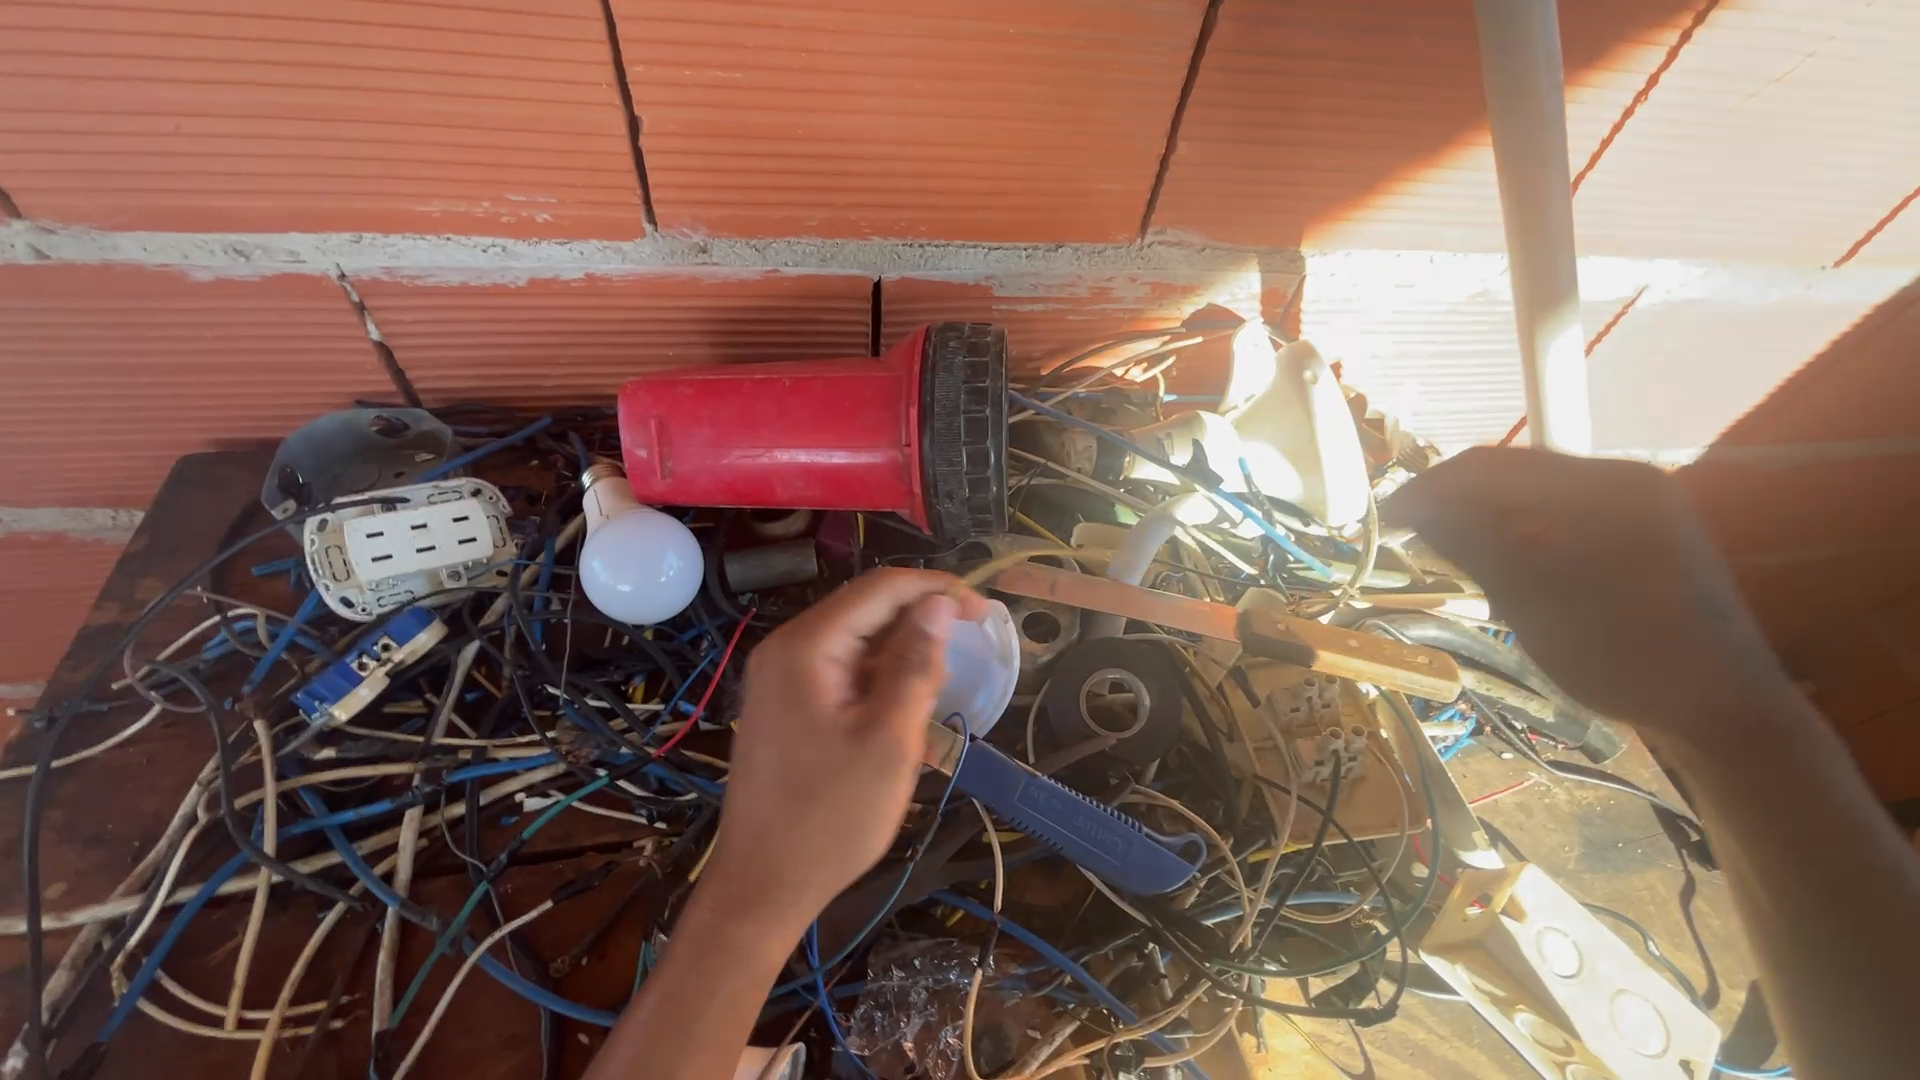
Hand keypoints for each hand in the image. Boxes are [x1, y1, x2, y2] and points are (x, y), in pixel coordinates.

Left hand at [702, 568, 992, 927]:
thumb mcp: (889, 739)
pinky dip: (878, 676)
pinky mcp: (785, 703)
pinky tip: (903, 705)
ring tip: (939, 684)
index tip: (983, 611)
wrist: (762, 885)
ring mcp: (781, 676)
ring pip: (855, 640)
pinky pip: (840, 669)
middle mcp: (786, 648)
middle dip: (920, 619)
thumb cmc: (831, 818)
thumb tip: (938, 604)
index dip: (937, 589)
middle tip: (969, 647)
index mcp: (806, 646)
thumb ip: (915, 664)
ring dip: (901, 651)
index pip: (881, 588)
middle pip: (865, 609)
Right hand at [1383, 447, 1791, 740]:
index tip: (1385, 522)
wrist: (1718, 705)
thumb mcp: (1530, 602)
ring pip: (1526, 488)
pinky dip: (1513, 523)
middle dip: (1450, 499)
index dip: (1426, 490)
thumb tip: (1410, 507)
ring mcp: (1634, 499)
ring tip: (1445, 548)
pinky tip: (1497, 555)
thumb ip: (1472, 542)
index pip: (1485, 467)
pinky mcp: (1639, 521)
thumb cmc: (1619, 659)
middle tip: (1408, 537)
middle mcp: (1619, 478)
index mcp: (1600, 488)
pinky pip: (1554, 506)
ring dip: (1478, 511)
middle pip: (1507, 471)